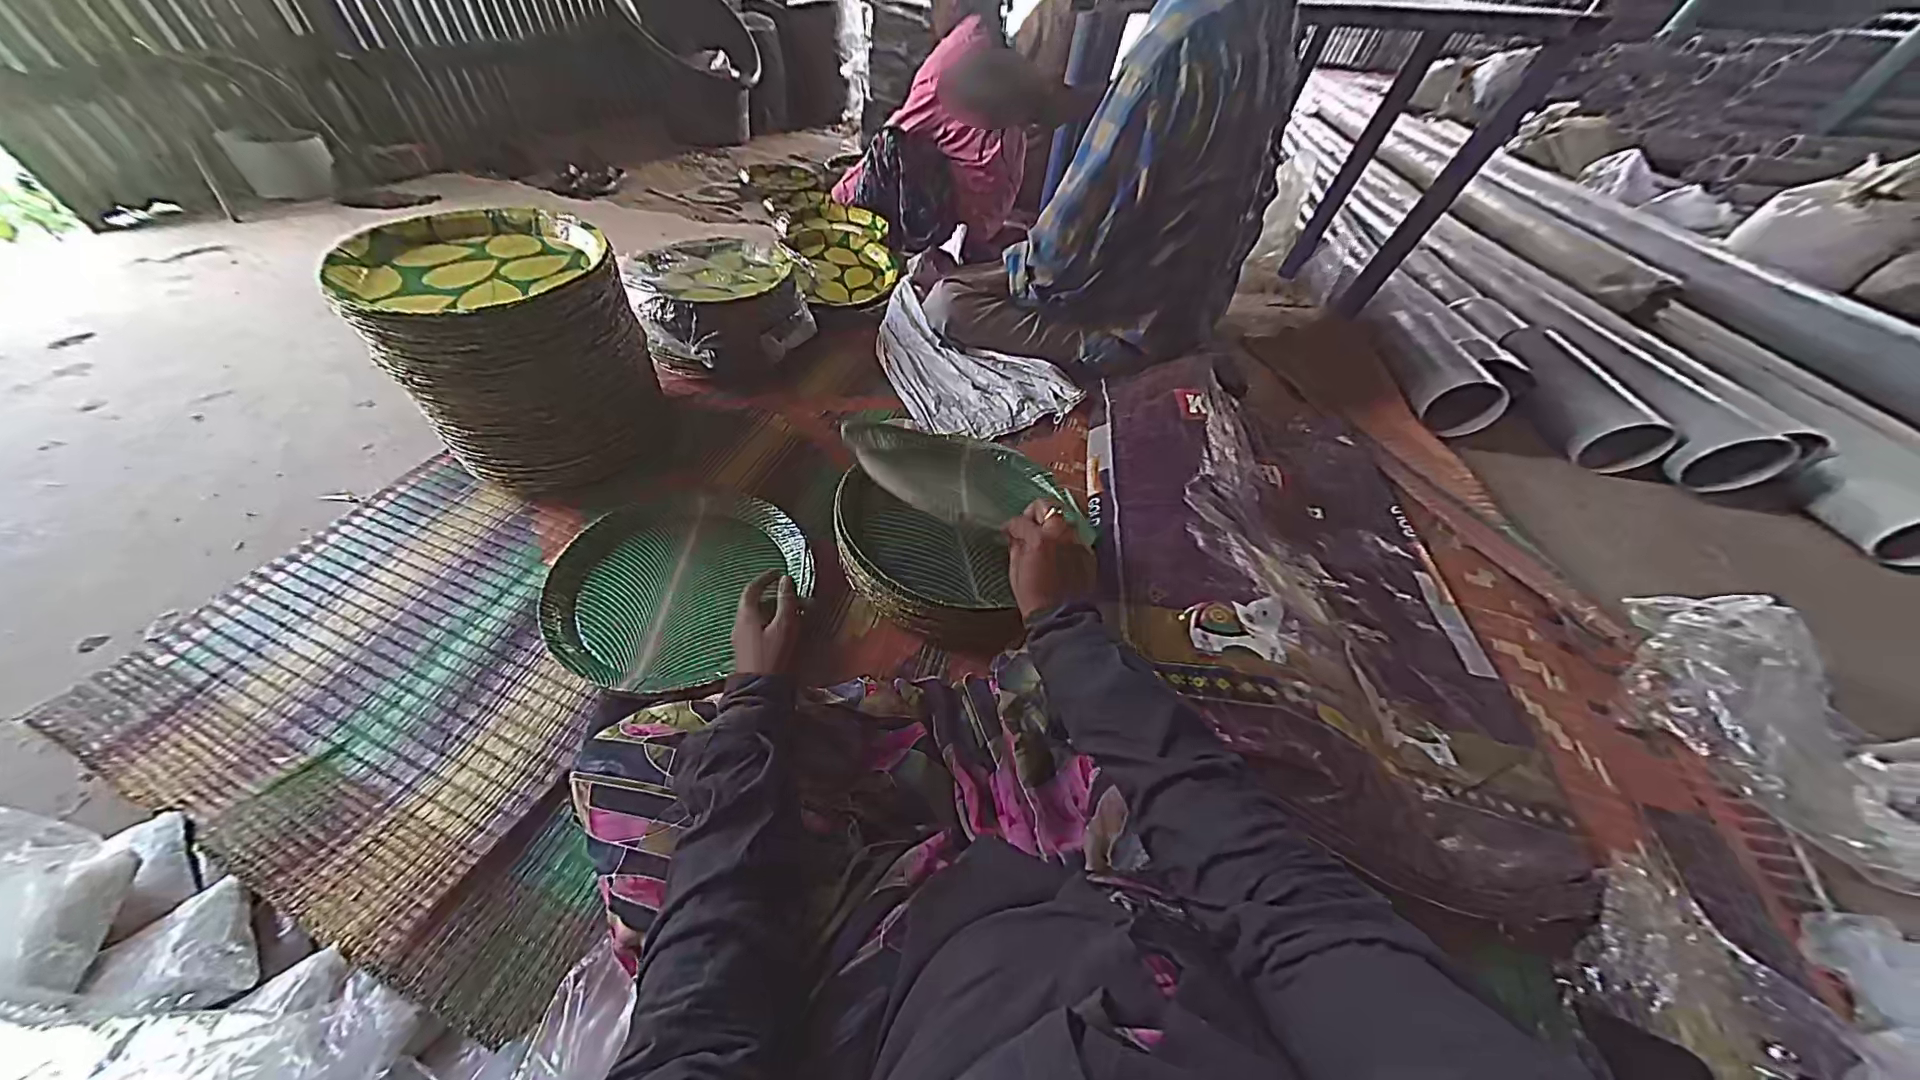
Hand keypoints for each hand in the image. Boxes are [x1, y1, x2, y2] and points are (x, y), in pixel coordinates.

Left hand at [732, 570, 801, 675]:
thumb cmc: (773, 655)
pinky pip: (761, 628)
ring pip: (760, 616)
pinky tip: (789, 631)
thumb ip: (786, 601)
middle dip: (778, 598)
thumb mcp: (785, 625)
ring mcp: (743, 638)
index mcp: (747, 615)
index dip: (765, 578)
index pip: (752, 589)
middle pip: (757, 603)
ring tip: (798, 615)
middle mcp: (740, 624)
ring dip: (778, 612)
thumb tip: (785, 580)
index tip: (779, 573)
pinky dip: (774, 623)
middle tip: (798, 599)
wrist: (760, 692)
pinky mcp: (748, 650)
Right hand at [1004, 499, 1094, 620]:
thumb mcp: (1016, 571)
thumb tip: (1014, 536)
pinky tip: (1059, 551)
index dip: (1010, 525)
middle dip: (1034, 512)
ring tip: (1044, 537)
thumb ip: (1016, 547)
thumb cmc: (1035, 598)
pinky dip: (1065, 538)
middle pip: (1047, 506)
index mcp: (1039, 539)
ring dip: (1052, 524)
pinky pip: (1075, 536)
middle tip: (1028, 524)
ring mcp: (1077, 542)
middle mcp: (1061, 535)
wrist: (1061, 617)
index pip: (1020, 521)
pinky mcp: (1088, 552)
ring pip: (1064, 518)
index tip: (1008, 530)